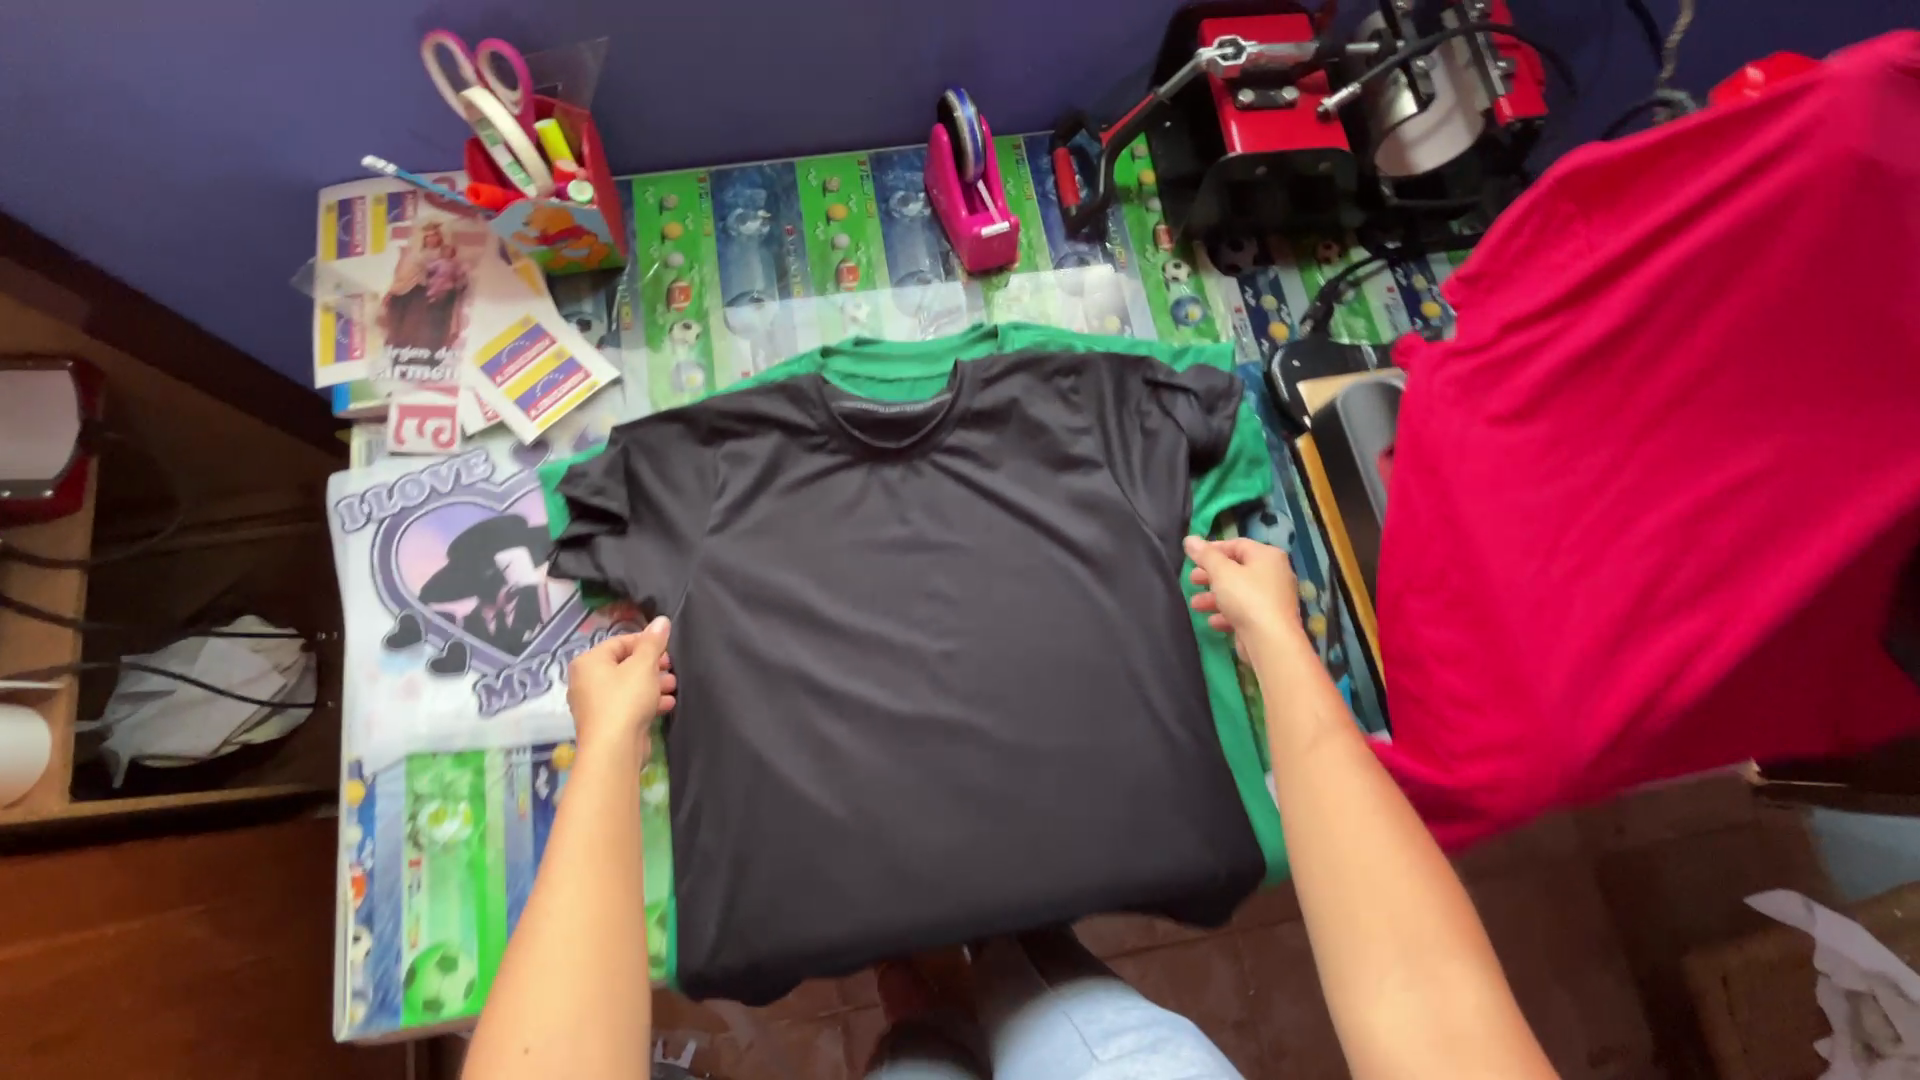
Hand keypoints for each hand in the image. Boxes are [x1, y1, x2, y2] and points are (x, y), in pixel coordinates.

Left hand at [566, 617, 675, 760]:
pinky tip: (666, 704)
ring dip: (653, 684)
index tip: (667, 651)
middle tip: (671, 669)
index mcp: (589, 662)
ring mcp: (593, 704)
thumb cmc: (625, 699)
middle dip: (652, 666)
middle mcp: (585, 681)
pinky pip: (627, 704)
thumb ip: (654, 642)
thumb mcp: (644, 665)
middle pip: (624, 665)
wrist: (613, 748)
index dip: (646, 643)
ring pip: (628, 686)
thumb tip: (662, 620)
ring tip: (673, 687)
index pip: (620, 642)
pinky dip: (646, 701)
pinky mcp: (605, 723)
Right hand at [1184, 535, 1306, 660]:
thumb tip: (1190, 539)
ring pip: (1238, 592)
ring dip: (1214, 597)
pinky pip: (1244, 611)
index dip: (1212, 549)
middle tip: (1192, 580)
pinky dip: (1227, 614)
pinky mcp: (1268, 620)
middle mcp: (1274, 574)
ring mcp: (1272, 599)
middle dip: (1210, 576)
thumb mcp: (1221, 572)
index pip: (1237, 545)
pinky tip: (1212, 621)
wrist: (1270, 641)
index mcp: (1267, 556)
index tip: (1192, 557)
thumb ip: (1205, 555)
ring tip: (1195, 604)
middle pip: (1236, 569)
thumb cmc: (1246, 598)